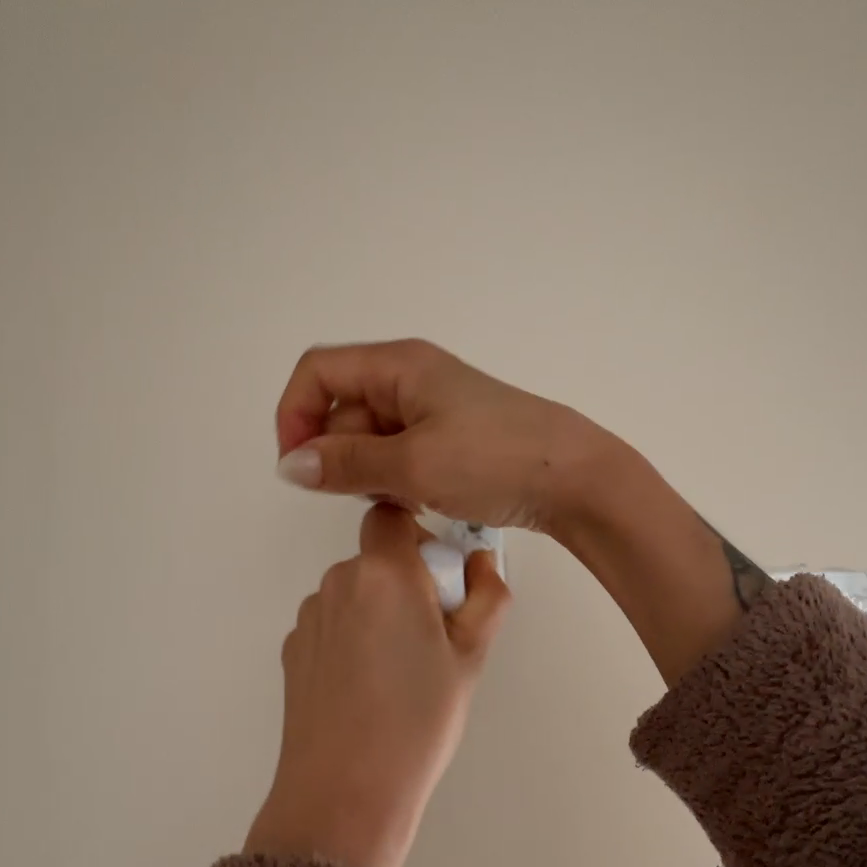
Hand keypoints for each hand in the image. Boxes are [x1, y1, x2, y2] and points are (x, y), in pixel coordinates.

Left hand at [246, 504, 510, 866]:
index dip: (418, 535)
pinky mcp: (292, 652)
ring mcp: (309, 618)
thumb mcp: (472, 655)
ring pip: (355, 594)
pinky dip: (353, 640)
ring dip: (379, 612)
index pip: (391, 515)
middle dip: (408, 583)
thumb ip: (487, 594)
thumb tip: (481, 560)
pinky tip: (367, 689)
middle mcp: (337, 582)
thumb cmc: (418, 718)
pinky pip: (333, 625)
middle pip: (377, 559)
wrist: (345, 791)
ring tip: (400, 673)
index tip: (439, 575)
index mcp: (383, 573)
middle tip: (434, 638)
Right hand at [274, 340, 623, 533]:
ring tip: (407, 497)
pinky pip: (402, 455)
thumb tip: (290, 466)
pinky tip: (424, 501)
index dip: (295, 415)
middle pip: (343, 408)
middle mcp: (412, 379)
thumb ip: (345, 464)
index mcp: (399, 365)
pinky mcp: (453, 440)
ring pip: (372, 438)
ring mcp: (435, 410)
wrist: (576, 479)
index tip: (299, 468)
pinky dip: (399, 479)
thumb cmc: (494, 460)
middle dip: (342, 453)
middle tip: (371, 491)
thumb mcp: (412, 464)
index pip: (318, 372)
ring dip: (372, 473)